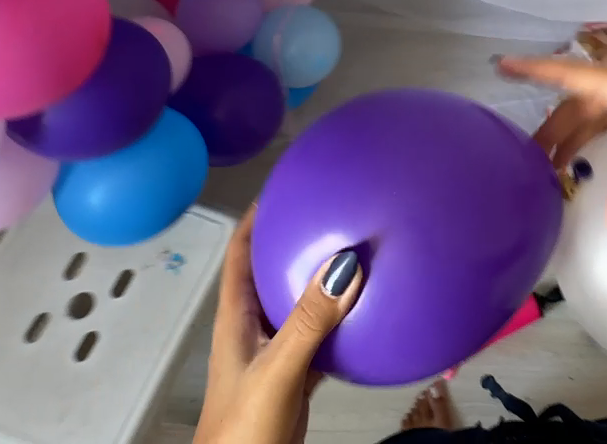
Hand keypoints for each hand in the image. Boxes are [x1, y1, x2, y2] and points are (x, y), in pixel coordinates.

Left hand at [195, 207, 364, 443]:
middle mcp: (253, 329)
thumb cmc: (243, 431)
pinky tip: (370, 311)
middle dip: (297, 242)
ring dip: (322, 281)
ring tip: (358, 251)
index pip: (239, 254)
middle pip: (272, 272)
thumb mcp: (278, 371)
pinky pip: (322, 336)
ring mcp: (275, 353)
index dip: (255, 219)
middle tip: (334, 212)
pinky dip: (342, 321)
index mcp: (236, 319)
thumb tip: (347, 263)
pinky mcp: (296, 376)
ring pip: (299, 304)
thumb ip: (310, 320)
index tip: (283, 186)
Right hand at [501, 55, 606, 222]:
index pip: (568, 75)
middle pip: (575, 103)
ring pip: (593, 111)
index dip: (534, 70)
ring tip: (552, 168)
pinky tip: (595, 161)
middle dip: (548, 127)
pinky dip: (595, 135)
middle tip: (523, 158)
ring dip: (571, 134)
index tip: (499, 65)